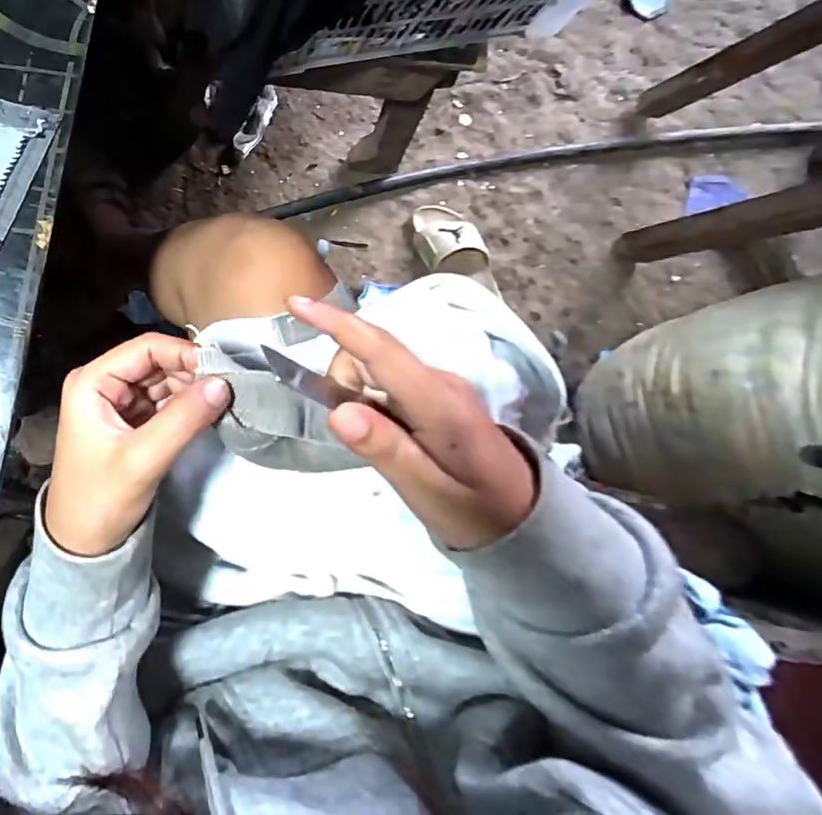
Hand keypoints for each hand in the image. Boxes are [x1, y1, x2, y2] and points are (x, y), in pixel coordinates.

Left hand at [46, 333, 232, 556]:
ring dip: (192, 387)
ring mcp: (117, 401)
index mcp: (91, 381)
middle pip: (156, 361)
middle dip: (191, 371)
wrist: (81, 545)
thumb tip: (223, 383)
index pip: (145, 348)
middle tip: (229, 385)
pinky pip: (164, 400)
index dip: (184, 353)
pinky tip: (208, 411)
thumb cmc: (100, 500)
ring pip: (164, 380)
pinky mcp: (131, 420)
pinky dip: (186, 404)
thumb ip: (182, 420)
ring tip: (224, 398)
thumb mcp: (142, 460)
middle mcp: (103, 383)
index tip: (221, 368)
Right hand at [289, 295, 538, 549]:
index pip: (380, 350)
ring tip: (384, 444)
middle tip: (360, 438)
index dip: (336, 323)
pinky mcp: (437, 390)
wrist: (525, 518)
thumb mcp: (426, 492)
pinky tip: (391, 435)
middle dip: (345, 386)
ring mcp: (440, 382)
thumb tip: (338, 411)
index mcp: (439, 402)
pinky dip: (373, 401)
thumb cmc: (475, 510)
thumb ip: (384, 448)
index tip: (295, 303)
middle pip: (367, 357)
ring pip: (373, 368)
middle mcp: (439, 379)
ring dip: (359, 397)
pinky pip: (388, 381)